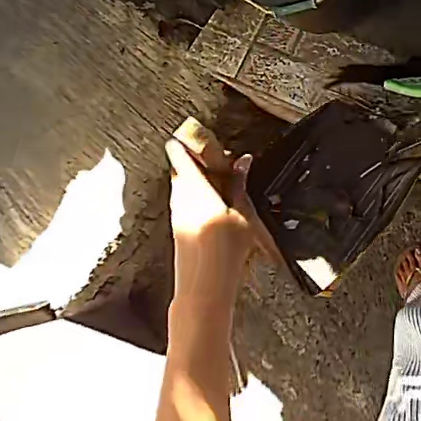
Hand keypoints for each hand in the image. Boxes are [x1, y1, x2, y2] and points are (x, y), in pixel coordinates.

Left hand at [164, 135, 255, 258]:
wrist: (203, 287)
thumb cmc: (223, 252)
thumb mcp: (242, 214)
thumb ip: (239, 185)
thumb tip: (243, 162)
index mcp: (194, 189)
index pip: (180, 155)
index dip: (186, 141)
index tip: (194, 134)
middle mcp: (180, 199)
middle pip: (179, 170)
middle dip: (194, 160)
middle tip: (216, 159)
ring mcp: (177, 215)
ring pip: (180, 186)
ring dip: (194, 178)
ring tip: (218, 181)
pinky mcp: (178, 228)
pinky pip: (182, 202)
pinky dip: (194, 195)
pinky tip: (213, 204)